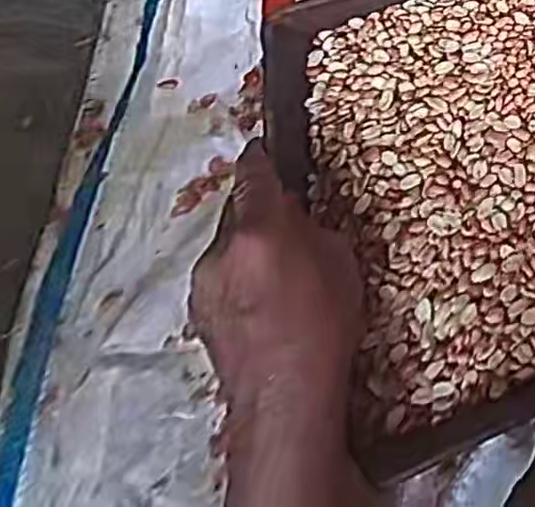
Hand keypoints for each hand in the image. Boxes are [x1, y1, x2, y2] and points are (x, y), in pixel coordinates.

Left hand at [191, 141, 364, 468]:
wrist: (284, 388)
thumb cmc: (325, 317)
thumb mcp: (337, 256)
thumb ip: (311, 225)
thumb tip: (295, 213)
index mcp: (260, 231)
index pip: (254, 177)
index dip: (260, 157)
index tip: (262, 145)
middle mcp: (222, 251)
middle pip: (238, 210)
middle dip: (261, 207)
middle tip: (291, 214)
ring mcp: (203, 282)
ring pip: (228, 242)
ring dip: (250, 240)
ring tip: (282, 259)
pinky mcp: (197, 309)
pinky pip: (220, 271)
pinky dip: (240, 268)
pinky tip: (266, 288)